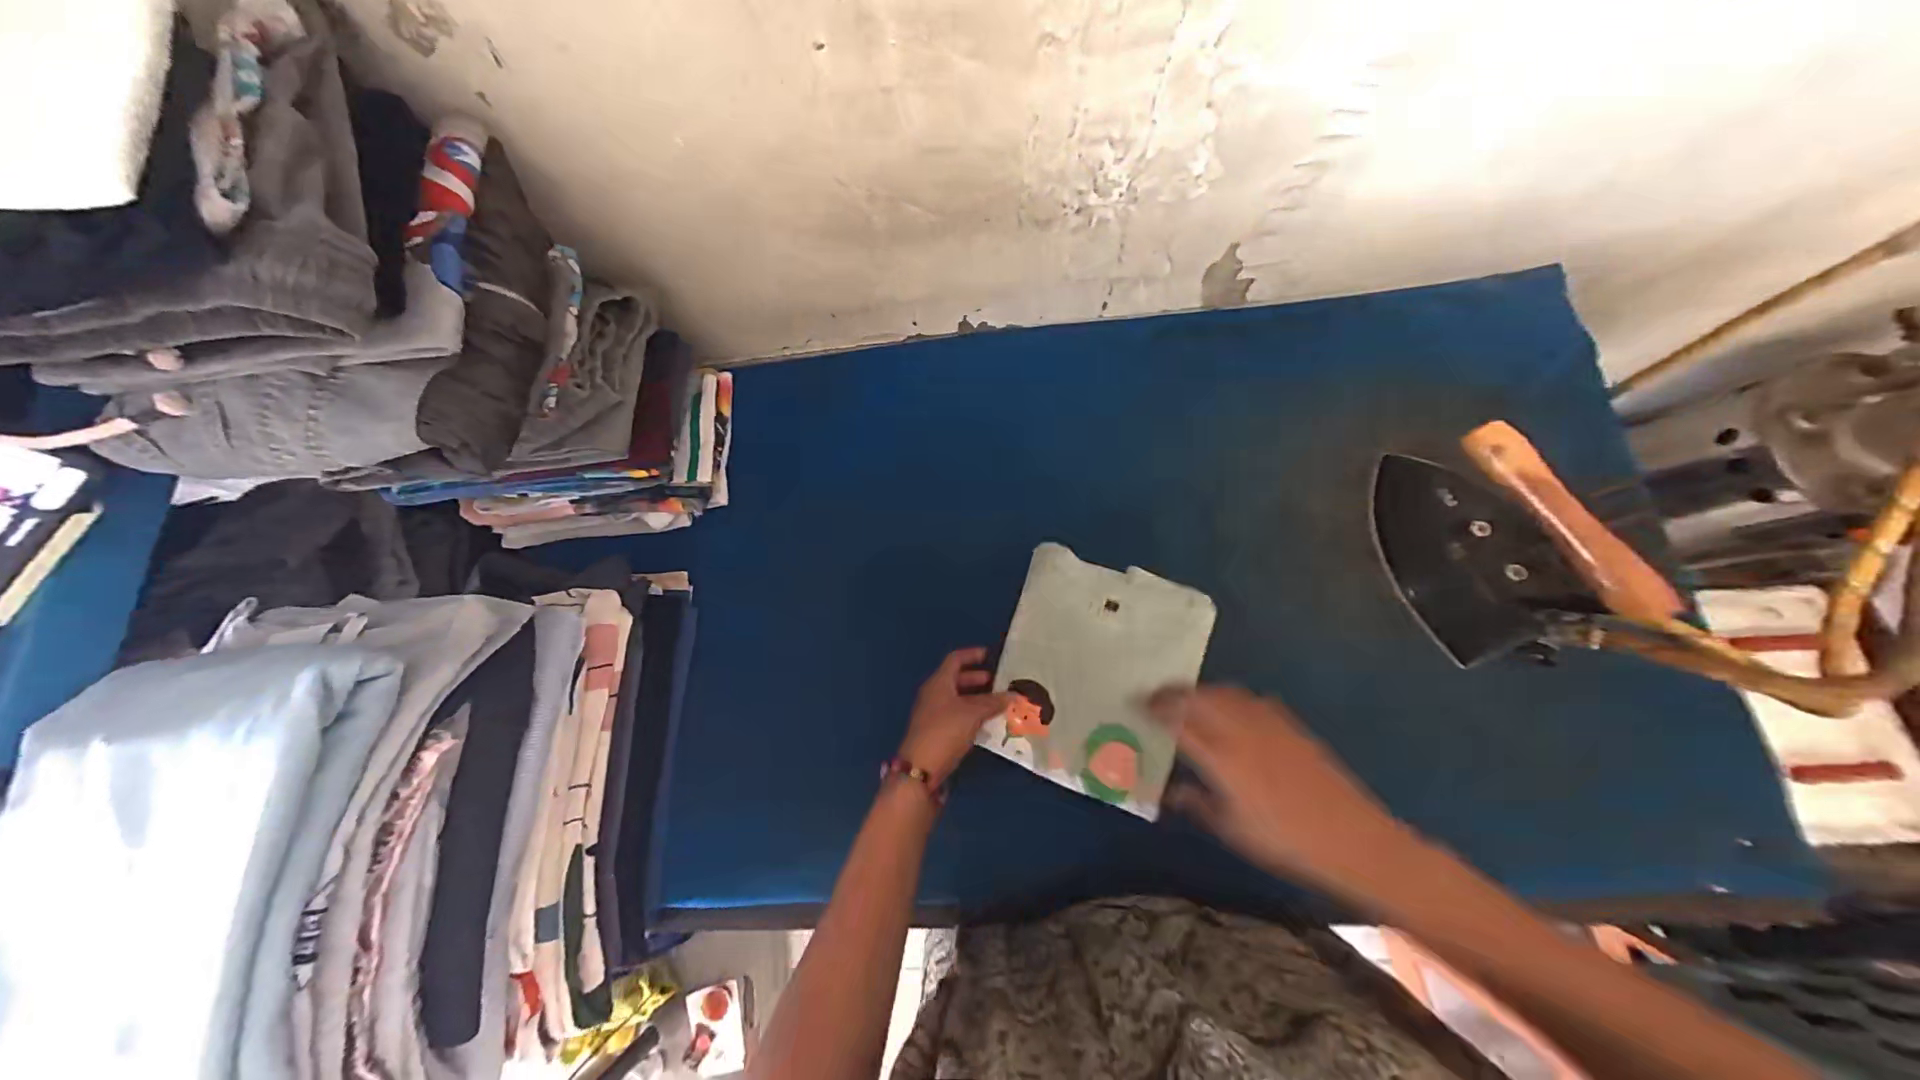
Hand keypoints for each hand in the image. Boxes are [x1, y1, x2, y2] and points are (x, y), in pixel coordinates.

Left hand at [899, 647, 1012, 785]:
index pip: (955, 660)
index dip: (972, 655)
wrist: (920, 768)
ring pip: (958, 699)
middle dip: (978, 679)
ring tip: (999, 703)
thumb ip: (993, 703)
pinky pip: (957, 715)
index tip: (989, 655)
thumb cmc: (945, 731)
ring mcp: (934, 714)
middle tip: (999, 682)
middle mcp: (934, 694)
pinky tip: (987, 723)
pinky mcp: (937, 731)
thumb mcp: (972, 713)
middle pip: (956, 679)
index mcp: (938, 683)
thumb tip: (1014, 695)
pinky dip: (972, 714)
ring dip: (978, 699)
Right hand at [1150, 686, 1416, 891]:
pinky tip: (1229, 708)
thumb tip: (1170, 792)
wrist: (1355, 841)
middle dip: (1172, 693)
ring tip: (1186, 698)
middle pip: (1199, 698)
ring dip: (1201, 691)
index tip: (1137, 705)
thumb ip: (1198, 804)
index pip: (1178, 721)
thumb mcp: (1232, 831)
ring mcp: (1270, 725)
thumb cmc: (1286, 844)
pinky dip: (1231, 697)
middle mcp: (1242, 732)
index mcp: (1222, 759)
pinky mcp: (1291, 726)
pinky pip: (1252, 700)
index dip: (1154, 709)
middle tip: (1155, 697)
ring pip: (1226, 693)